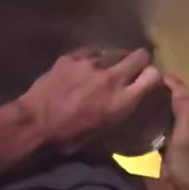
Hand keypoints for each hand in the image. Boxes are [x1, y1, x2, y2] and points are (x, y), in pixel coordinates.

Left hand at [15, 48, 164, 155]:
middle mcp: (112, 78)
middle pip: (140, 56)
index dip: (153, 77)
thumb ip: (121, 113)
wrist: (34, 124)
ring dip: (114, 60)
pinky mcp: (72, 57)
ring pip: (115, 52)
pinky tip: (83, 69)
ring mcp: (91, 64)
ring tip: (104, 70)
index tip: (147, 81)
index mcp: (122, 102)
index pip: (154, 76)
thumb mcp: (103, 133)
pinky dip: (92, 59)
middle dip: (139, 62)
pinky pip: (91, 52)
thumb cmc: (69, 138)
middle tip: (131, 71)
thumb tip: (127, 103)